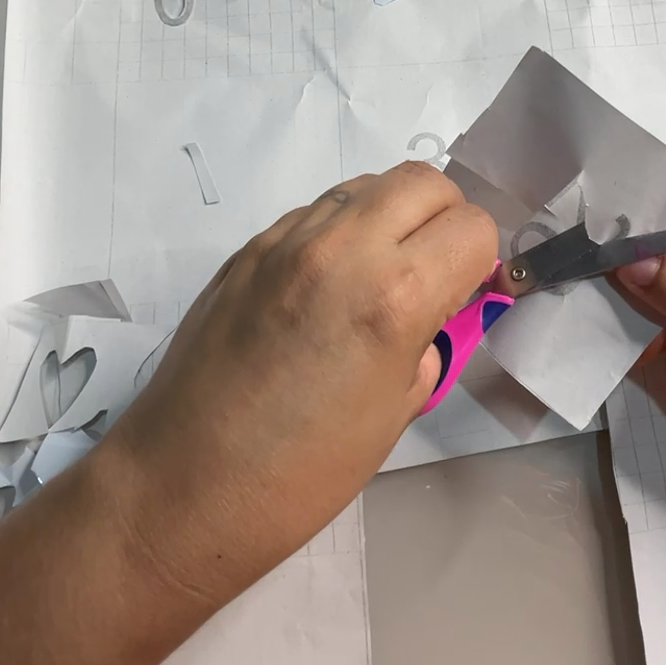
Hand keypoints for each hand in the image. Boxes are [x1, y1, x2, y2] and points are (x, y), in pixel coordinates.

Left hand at [101, 162, 495, 607]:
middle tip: (431, 269)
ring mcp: (288, 238)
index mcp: (395, 294)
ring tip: (377, 272)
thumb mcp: (400, 406)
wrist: (186, 483)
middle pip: (425, 181)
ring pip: (367, 184)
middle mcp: (343, 246)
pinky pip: (317, 210)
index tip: (465, 291)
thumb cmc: (307, 469)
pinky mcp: (250, 244)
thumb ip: (430, 335)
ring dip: (391, 215)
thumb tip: (439, 301)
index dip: (480, 261)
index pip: (473, 228)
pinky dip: (341, 230)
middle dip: (444, 218)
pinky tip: (325, 284)